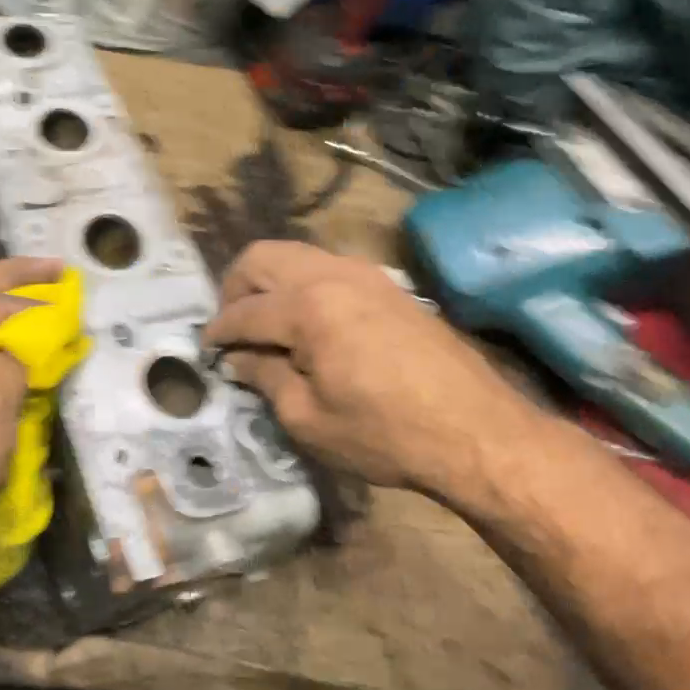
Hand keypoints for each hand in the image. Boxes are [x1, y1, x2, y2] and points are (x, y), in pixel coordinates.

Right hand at [205, 241, 544, 494]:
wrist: (482, 435)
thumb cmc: (388, 435)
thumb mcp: (309, 419)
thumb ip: (266, 378)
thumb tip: (239, 359)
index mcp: (308, 308)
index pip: (244, 311)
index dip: (218, 332)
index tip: (208, 349)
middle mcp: (332, 276)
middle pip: (262, 258)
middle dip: (235, 289)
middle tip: (234, 328)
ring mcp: (365, 275)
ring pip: (295, 255)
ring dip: (270, 282)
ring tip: (267, 324)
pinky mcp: (389, 286)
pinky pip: (327, 266)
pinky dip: (303, 284)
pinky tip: (309, 323)